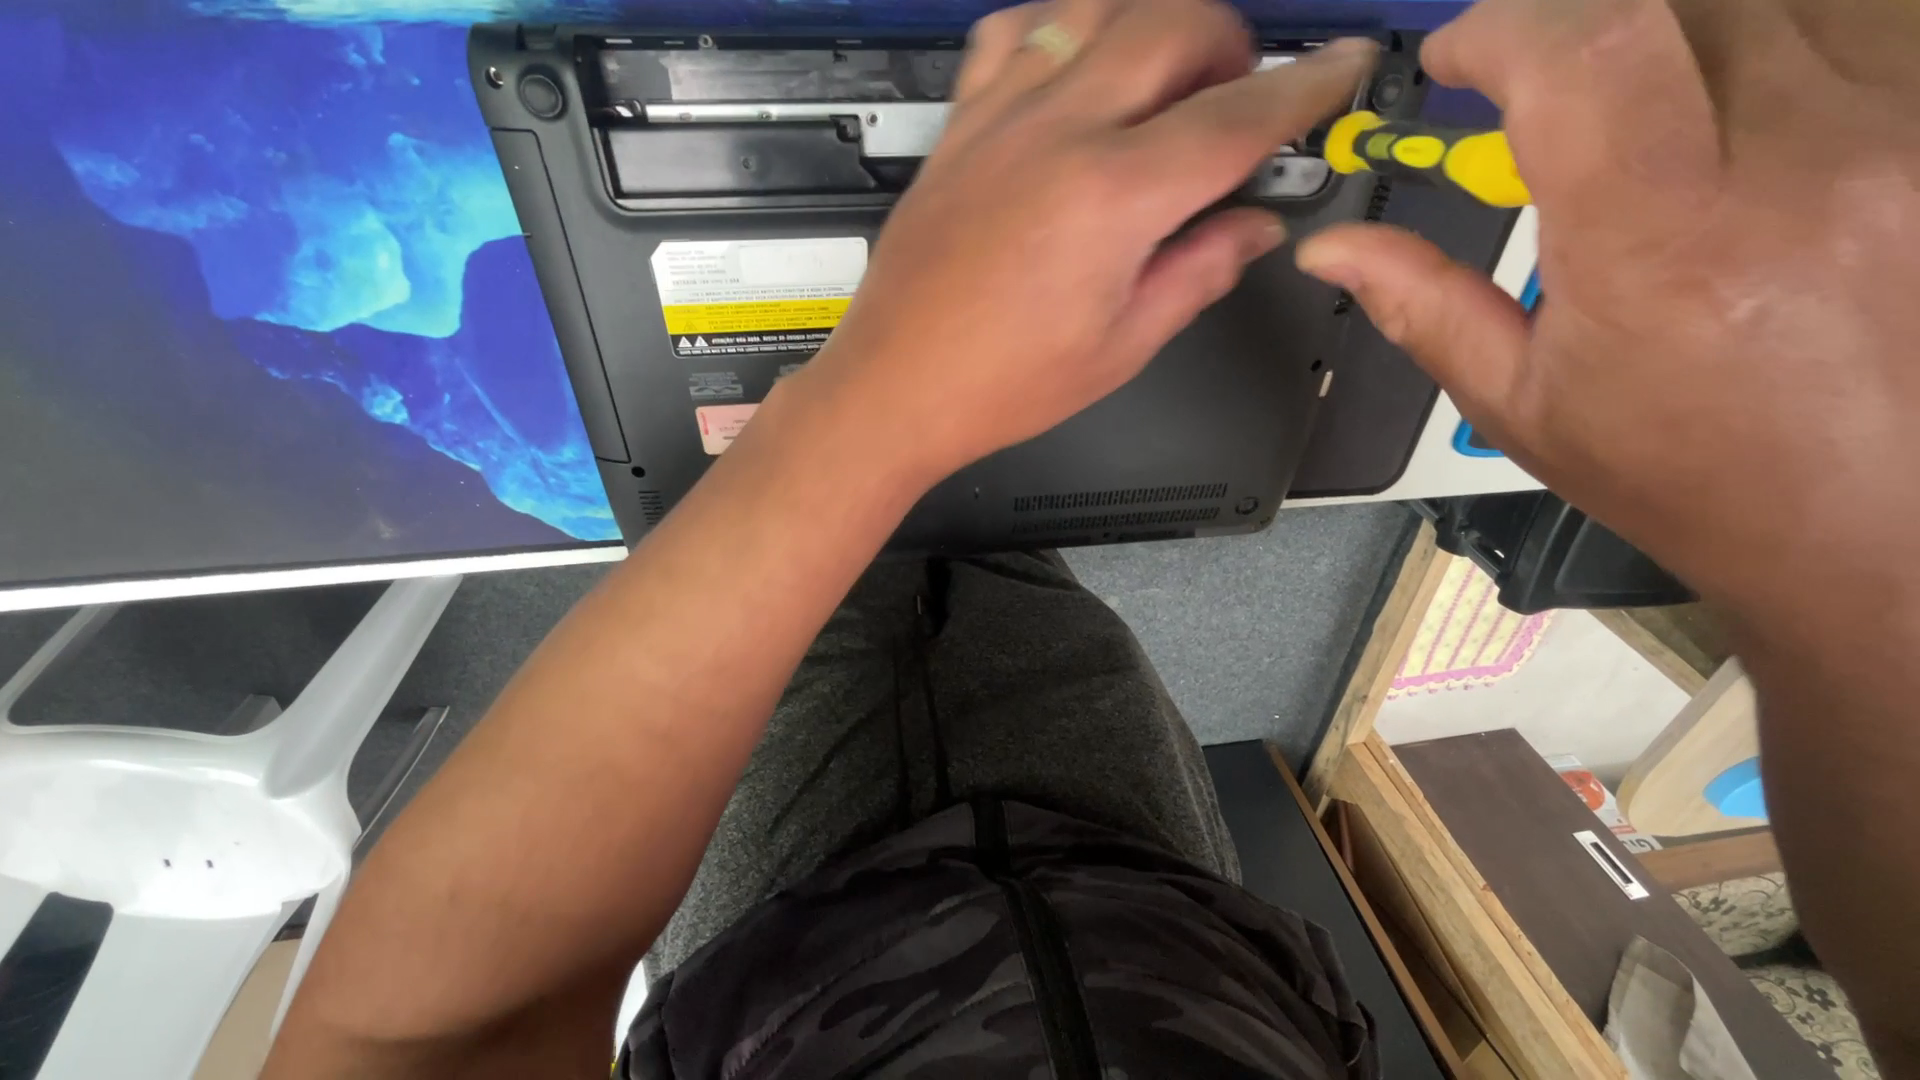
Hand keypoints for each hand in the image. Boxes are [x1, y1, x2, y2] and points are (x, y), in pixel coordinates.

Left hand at [797, 0, 1375, 480]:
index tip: (1341, 67)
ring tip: (1166, 77)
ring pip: (1095, 5)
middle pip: (1175, 25)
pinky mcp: (960, 129)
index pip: (1238, 116)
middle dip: (1233, 45)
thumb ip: (1200, 271)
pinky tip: (1074, 68)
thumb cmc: (997, 384)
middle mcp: (1056, 134)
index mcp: (1112, 197)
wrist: (897, 387)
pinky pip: (1012, 33)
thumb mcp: (1123, 346)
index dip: (1307, 88)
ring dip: (1153, 21)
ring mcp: (1000, 120)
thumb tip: (1252, 227)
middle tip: (1242, 97)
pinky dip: (1060, 28)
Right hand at [1295, 0, 1919, 622]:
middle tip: (1527, 75)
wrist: (1879, 520)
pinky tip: (1729, 108)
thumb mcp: (1519, 401)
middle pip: (1665, 1)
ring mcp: (1910, 127)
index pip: (1579, 55)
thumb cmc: (1692, 471)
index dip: (1499, 29)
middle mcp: (1807, 161)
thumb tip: (1337, 252)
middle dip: (1568, 24)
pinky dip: (1762, 40)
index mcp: (1662, 245)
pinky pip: (1852, 21)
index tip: (1456, 56)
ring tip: (1626, 105)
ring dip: (1663, 30)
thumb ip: (1424, 305)